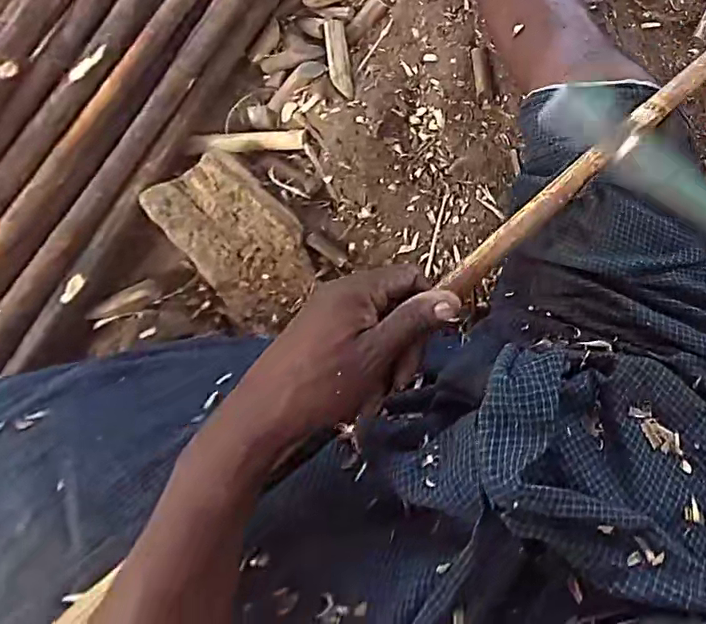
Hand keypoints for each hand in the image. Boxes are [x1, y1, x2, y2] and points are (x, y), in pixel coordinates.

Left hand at [217, 266, 459, 453]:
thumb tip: (453, 298)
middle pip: (399, 304)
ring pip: (382, 327)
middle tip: (400, 378)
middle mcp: (341, 294)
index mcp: (356, 289)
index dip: (428, 304)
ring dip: (389, 359)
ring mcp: (327, 316)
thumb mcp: (377, 352)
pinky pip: (360, 340)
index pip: (413, 277)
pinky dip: (369, 365)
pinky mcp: (317, 339)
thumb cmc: (318, 386)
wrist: (252, 428)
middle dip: (407, 341)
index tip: (429, 340)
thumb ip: (416, 319)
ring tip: (377, 391)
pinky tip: (361, 394)